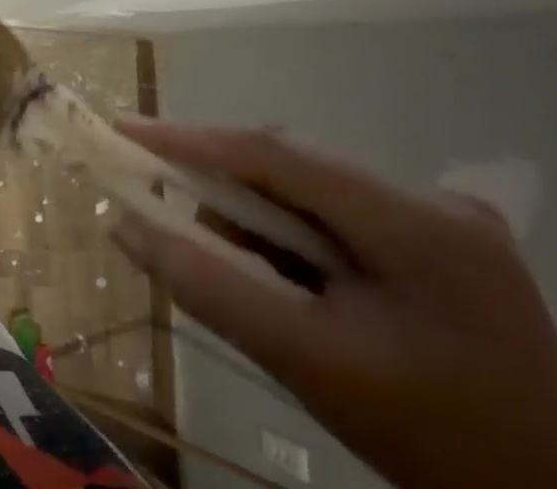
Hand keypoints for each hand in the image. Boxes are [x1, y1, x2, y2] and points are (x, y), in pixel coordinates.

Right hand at [111, 120, 556, 488]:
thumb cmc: (430, 429)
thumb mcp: (305, 360)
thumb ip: (210, 288)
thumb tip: (125, 229)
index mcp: (415, 223)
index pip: (275, 153)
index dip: (187, 139)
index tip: (117, 132)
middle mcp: (433, 204)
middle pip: (292, 169)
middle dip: (221, 194)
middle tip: (165, 227)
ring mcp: (444, 226)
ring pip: (309, 195)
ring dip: (255, 225)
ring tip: (241, 283)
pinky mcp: (441, 251)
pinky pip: (334, 222)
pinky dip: (290, 244)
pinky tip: (287, 290)